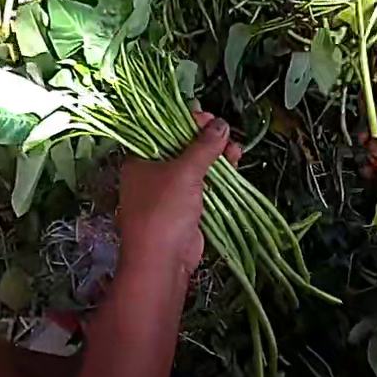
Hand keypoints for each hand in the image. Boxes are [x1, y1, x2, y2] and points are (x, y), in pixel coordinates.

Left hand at [116, 112, 240, 279]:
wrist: (162, 260)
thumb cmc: (164, 211)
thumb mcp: (184, 172)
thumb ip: (204, 146)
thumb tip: (220, 124)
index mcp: (140, 159)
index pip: (162, 129)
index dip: (185, 120)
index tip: (207, 116)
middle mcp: (152, 173)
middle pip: (181, 146)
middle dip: (206, 138)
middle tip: (225, 131)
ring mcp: (170, 191)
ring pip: (195, 166)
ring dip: (216, 156)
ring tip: (236, 149)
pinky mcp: (185, 207)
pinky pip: (203, 184)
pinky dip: (218, 175)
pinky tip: (234, 165)